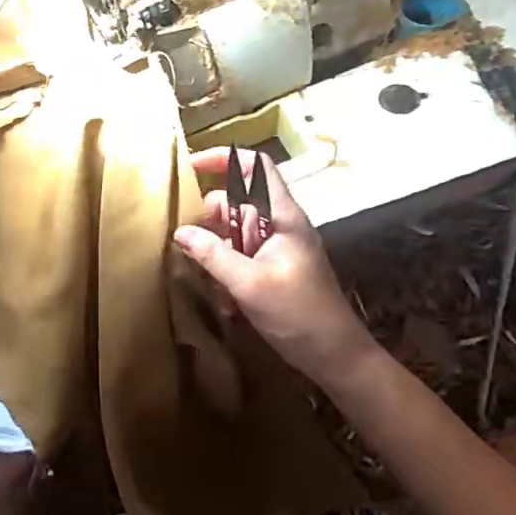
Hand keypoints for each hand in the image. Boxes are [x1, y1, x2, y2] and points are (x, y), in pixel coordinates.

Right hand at [173, 148, 380, 386]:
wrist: (335, 355)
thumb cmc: (299, 313)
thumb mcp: (249, 284)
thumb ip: (213, 255)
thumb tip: (180, 232)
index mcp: (282, 215)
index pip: (256, 167)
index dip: (225, 159)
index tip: (191, 168)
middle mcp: (279, 224)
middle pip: (236, 202)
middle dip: (210, 222)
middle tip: (192, 247)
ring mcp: (276, 247)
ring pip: (234, 232)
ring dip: (217, 254)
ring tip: (212, 283)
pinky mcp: (272, 268)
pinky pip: (240, 257)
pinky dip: (228, 272)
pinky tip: (227, 302)